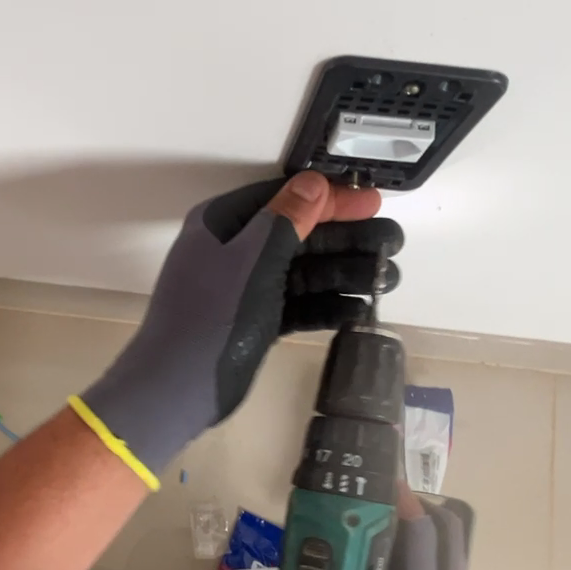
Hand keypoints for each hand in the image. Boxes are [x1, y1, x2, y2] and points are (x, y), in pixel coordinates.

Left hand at [78, 171, 401, 480]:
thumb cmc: (212, 315)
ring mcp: (243, 288)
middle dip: (346, 239)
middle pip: (299, 236)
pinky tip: (359, 309)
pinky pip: (295, 305)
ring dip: (343, 273)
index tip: (373, 201)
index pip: (285, 199)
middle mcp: (232, 250)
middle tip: (393, 241)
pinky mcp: (254, 321)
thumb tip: (314, 183)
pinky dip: (325, 306)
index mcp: (222, 224)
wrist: (177, 386)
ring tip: (388, 277)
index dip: (330, 199)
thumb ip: (286, 220)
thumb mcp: (252, 259)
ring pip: (301, 273)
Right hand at [313, 493, 471, 569]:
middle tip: (387, 491)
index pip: (423, 540)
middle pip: (451, 536)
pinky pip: (446, 568)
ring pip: (453, 550)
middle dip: (424, 504)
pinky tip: (394, 542)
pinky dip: (427, 545)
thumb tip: (342, 537)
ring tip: (390, 510)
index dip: (405, 504)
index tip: (383, 481)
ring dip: (428, 522)